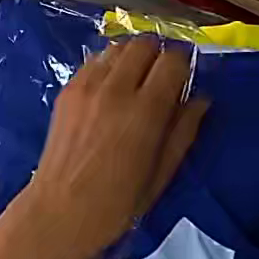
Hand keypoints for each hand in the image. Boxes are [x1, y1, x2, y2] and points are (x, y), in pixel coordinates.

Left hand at [4, 36, 208, 258]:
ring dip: (134, 55)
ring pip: (119, 46)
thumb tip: (201, 99)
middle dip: (159, 54)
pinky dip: (110, 64)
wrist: (57, 215)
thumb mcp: (162, 173)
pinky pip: (95, 60)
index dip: (184, 64)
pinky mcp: (68, 90)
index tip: (185, 78)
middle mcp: (116, 89)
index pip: (173, 61)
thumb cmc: (117, 203)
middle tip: (163, 75)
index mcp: (145, 112)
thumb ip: (184, 130)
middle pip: (145, 44)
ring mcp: (87, 86)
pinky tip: (111, 87)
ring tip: (137, 78)